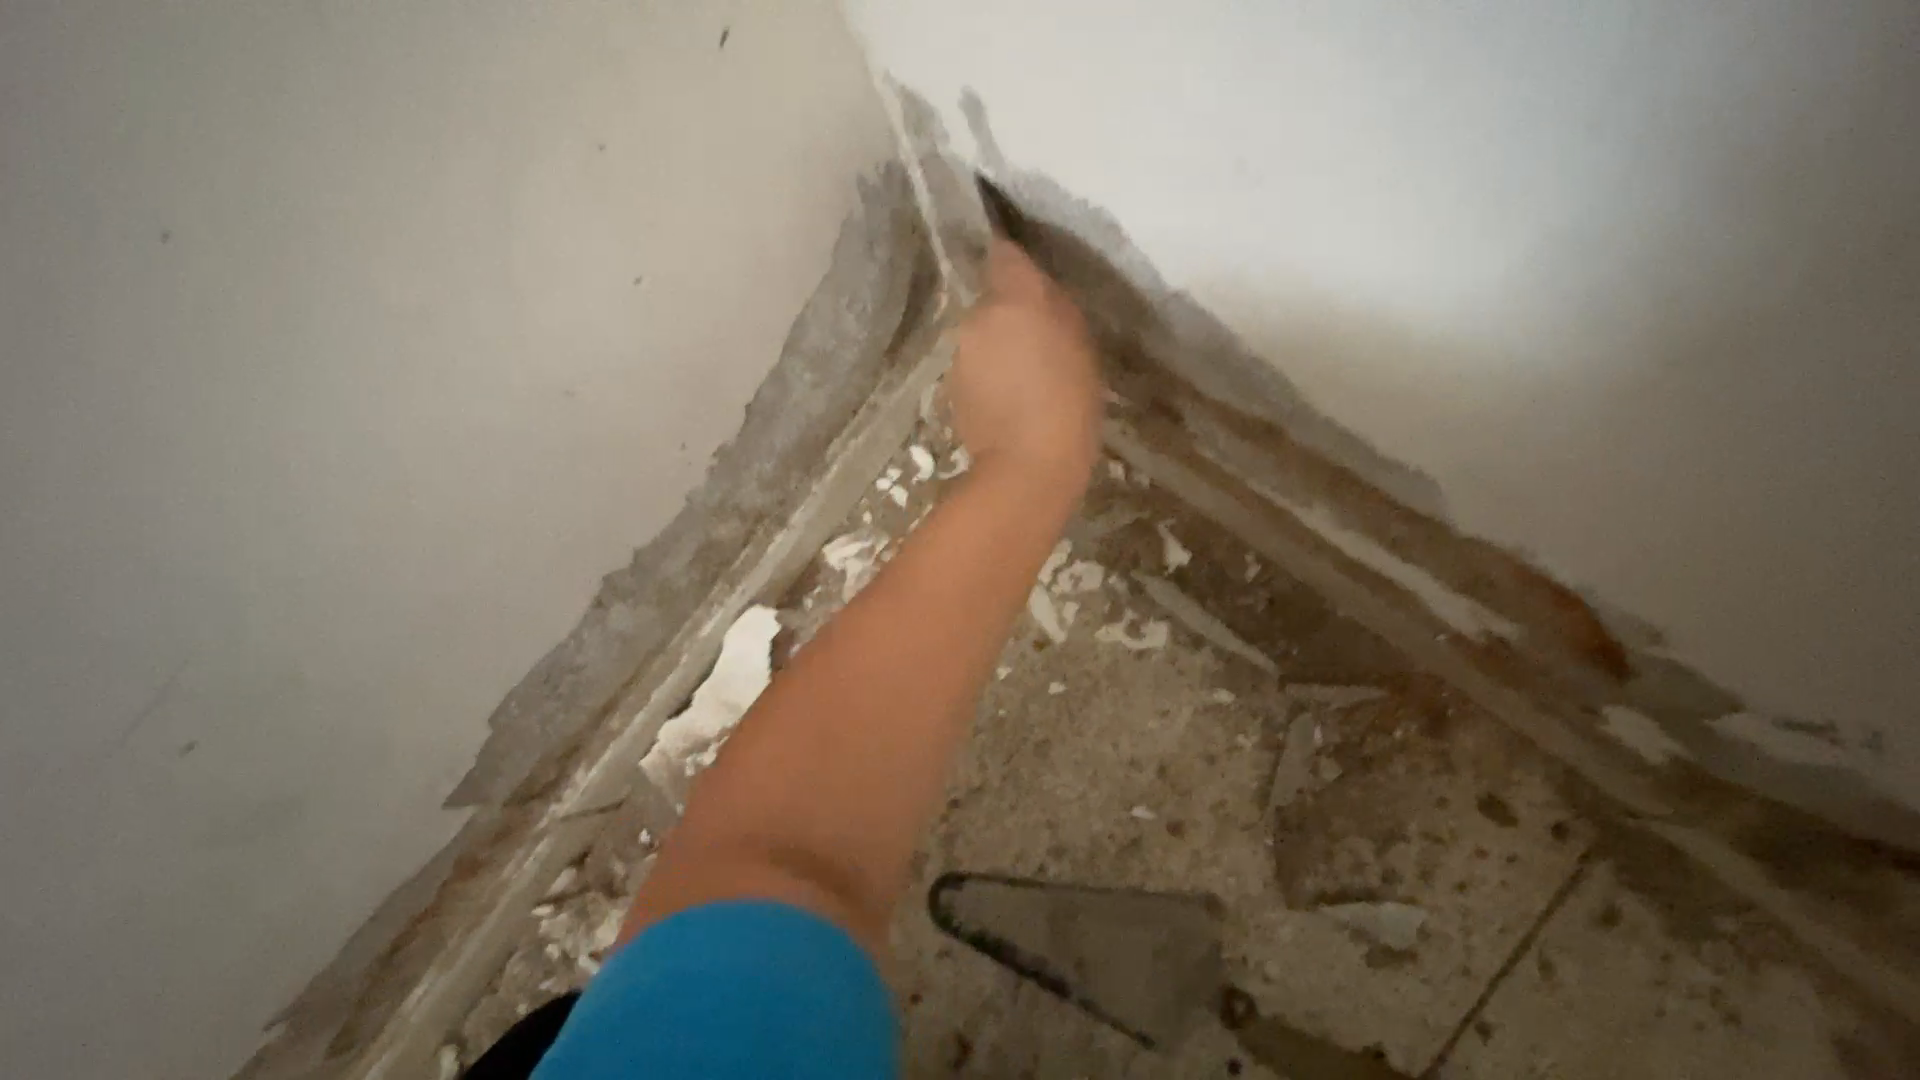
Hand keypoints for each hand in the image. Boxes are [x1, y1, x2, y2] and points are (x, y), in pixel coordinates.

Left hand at [949, 238, 1104, 486]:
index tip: (1028, 275)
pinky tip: (1008, 401)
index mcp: (1015, 299)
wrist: (1026, 466)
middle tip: (1039, 344)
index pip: (1004, 255)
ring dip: (998, 347)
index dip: (1014, 261)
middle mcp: (978, 317)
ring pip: (982, 336)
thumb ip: (1056, 309)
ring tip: (1025, 380)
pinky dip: (987, 376)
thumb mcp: (1081, 346)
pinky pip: (973, 367)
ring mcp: (959, 353)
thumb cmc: (1069, 403)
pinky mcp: (949, 386)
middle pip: (993, 301)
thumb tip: (1039, 291)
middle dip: (1010, 315)